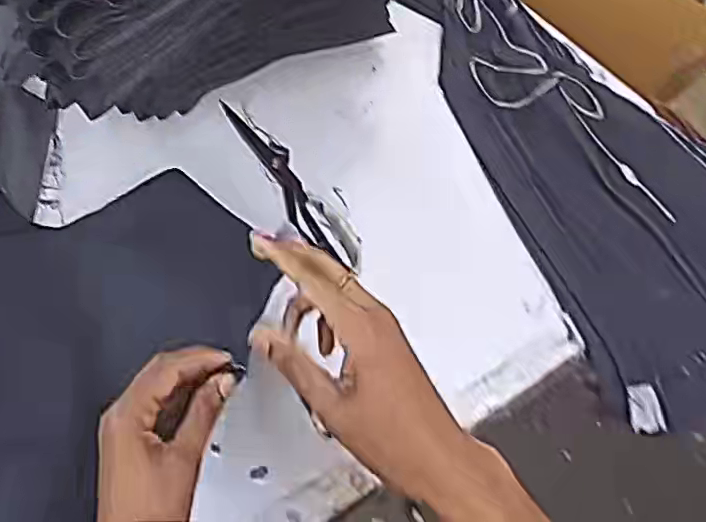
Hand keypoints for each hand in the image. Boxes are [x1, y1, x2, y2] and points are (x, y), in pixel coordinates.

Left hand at [98, 347, 237, 521]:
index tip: (222, 358)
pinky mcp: (128, 443)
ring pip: (156, 388)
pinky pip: (154, 407)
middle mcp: (118, 416)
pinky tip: (198, 401)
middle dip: (193, 365)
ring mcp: (121, 429)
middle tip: (223, 365)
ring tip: (216, 379)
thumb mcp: (184, 462)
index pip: (164, 367)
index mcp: (125, 413)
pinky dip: (178, 399)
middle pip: (158, 373)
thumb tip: (219, 384)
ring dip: (187, 380)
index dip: (197, 358)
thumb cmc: (147, 518)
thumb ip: (203, 416)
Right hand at [248, 234, 547, 521]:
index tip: (262, 244)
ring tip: (291, 322)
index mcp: (360, 328)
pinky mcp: (389, 334)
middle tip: (269, 247)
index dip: (281, 257)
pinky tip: (320, 340)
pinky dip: (328, 307)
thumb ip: (293, 364)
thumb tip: (265, 338)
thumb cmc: (400, 442)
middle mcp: (375, 317)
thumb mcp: (332, 406)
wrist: (443, 462)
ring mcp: (385, 324)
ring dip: (310, 291)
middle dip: (295, 254)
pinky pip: (352, 301)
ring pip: (339, 284)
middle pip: (328, 267)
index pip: (312, 278)